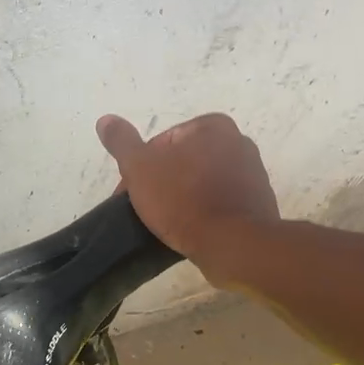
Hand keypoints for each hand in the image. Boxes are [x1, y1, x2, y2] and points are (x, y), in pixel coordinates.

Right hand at [96, 113, 279, 281]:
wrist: (232, 244)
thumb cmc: (183, 200)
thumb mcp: (140, 168)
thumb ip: (122, 142)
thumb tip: (106, 120)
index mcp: (213, 126)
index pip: (162, 142)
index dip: (141, 167)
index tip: (132, 192)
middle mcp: (239, 142)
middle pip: (184, 161)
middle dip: (163, 180)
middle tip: (146, 207)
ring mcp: (253, 174)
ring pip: (202, 182)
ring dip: (183, 197)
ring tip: (167, 222)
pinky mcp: (257, 203)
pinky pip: (220, 202)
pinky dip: (204, 211)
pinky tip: (190, 229)